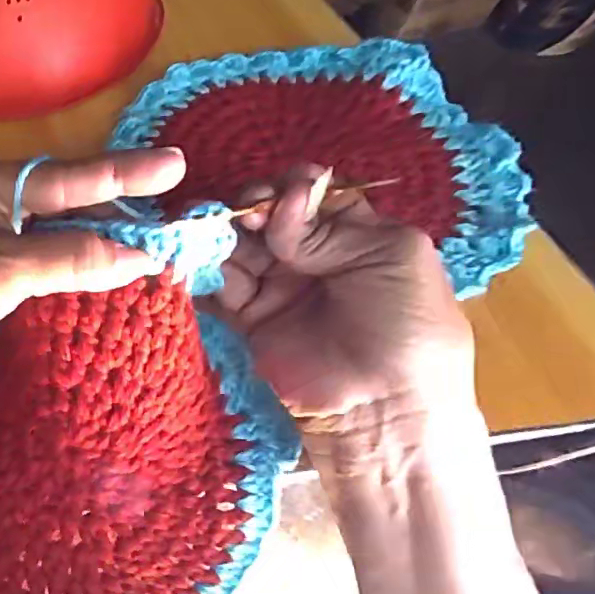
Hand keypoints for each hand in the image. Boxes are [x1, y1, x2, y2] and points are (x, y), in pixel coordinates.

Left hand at [0, 149, 186, 387]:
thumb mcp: (4, 270)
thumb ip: (72, 258)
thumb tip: (140, 257)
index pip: (59, 177)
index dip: (117, 174)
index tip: (172, 165)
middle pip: (62, 198)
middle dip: (115, 205)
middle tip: (174, 201)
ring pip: (58, 227)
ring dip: (102, 235)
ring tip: (157, 234)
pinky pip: (49, 255)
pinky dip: (80, 259)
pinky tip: (116, 261)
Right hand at [210, 165, 472, 428]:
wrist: (378, 403)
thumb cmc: (406, 326)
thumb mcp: (389, 257)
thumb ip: (327, 228)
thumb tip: (282, 198)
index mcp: (352, 238)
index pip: (309, 198)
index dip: (289, 190)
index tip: (279, 196)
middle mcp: (307, 260)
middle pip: (264, 221)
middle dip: (248, 212)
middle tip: (242, 217)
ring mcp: (272, 291)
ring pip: (234, 251)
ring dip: (217, 239)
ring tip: (204, 234)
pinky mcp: (242, 321)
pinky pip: (213, 291)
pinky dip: (197, 275)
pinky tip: (188, 261)